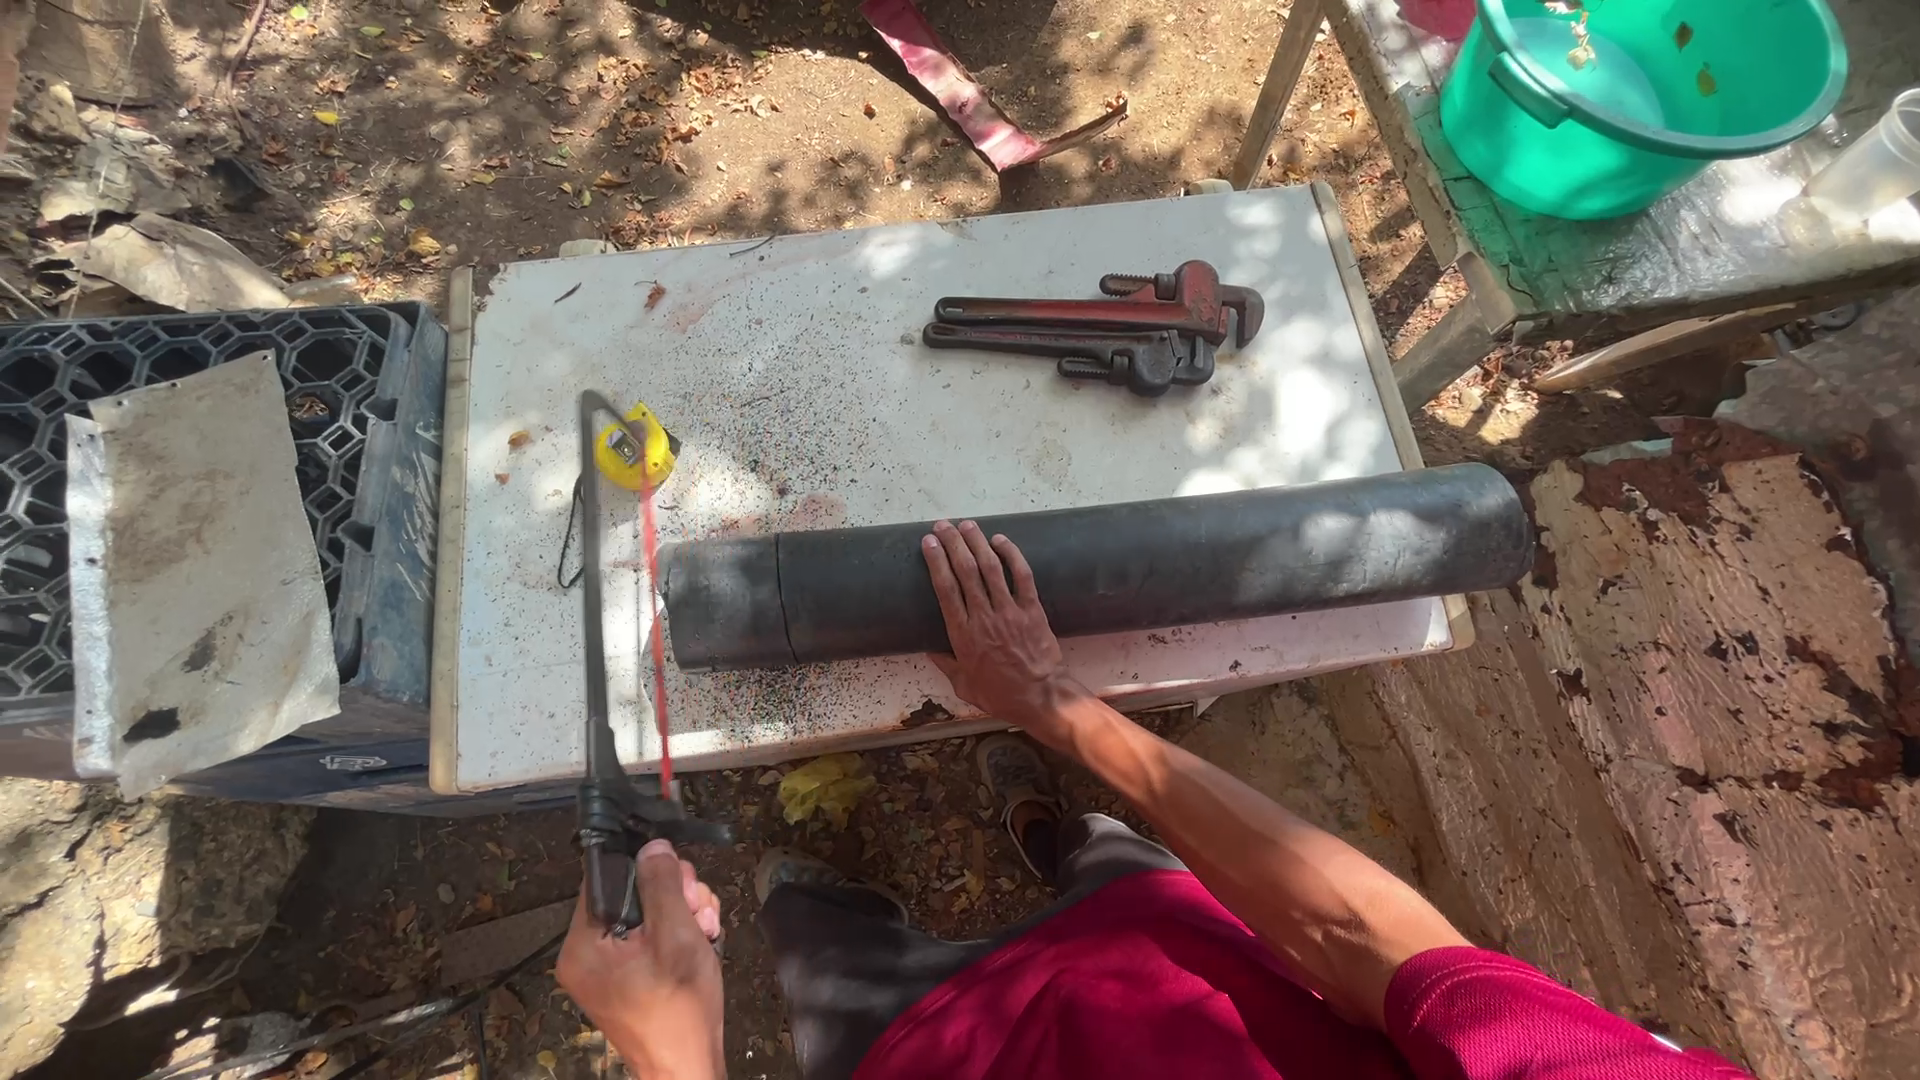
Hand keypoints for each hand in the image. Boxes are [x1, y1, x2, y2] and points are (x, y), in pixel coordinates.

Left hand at [557, 839, 724, 1079]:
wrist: (689, 1068)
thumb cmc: (679, 1005)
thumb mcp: (676, 936)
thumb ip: (663, 886)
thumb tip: (653, 843)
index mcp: (584, 944)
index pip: (605, 875)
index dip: (645, 861)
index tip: (679, 866)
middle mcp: (589, 950)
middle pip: (635, 889)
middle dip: (676, 891)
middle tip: (699, 909)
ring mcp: (612, 963)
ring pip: (653, 906)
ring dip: (688, 909)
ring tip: (707, 931)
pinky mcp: (633, 971)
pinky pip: (657, 929)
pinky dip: (685, 928)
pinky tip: (704, 940)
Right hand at [920, 519, 1084, 737]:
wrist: (1042, 697)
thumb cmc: (1001, 695)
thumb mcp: (964, 686)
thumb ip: (946, 665)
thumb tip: (929, 649)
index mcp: (963, 635)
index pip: (945, 589)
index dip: (936, 562)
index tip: (928, 543)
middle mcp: (984, 618)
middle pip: (965, 571)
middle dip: (952, 544)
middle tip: (943, 526)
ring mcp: (1010, 612)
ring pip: (991, 568)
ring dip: (977, 543)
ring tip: (967, 525)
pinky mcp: (1033, 610)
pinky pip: (1022, 576)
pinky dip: (1012, 555)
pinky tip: (1000, 540)